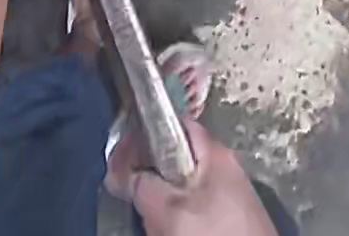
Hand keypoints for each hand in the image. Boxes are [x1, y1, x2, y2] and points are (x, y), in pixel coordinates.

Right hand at [106, 118, 279, 235]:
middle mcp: (224, 169)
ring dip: (162, 206)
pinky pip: (193, 213)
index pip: (171, 124)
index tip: (122, 157)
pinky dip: (178, 223)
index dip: (143, 135)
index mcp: (215, 153)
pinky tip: (170, 232)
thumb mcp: (169, 211)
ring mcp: (229, 199)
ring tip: (155, 225)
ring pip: (181, 191)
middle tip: (135, 198)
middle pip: (173, 159)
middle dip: (150, 178)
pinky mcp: (229, 224)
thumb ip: (140, 184)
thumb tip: (118, 172)